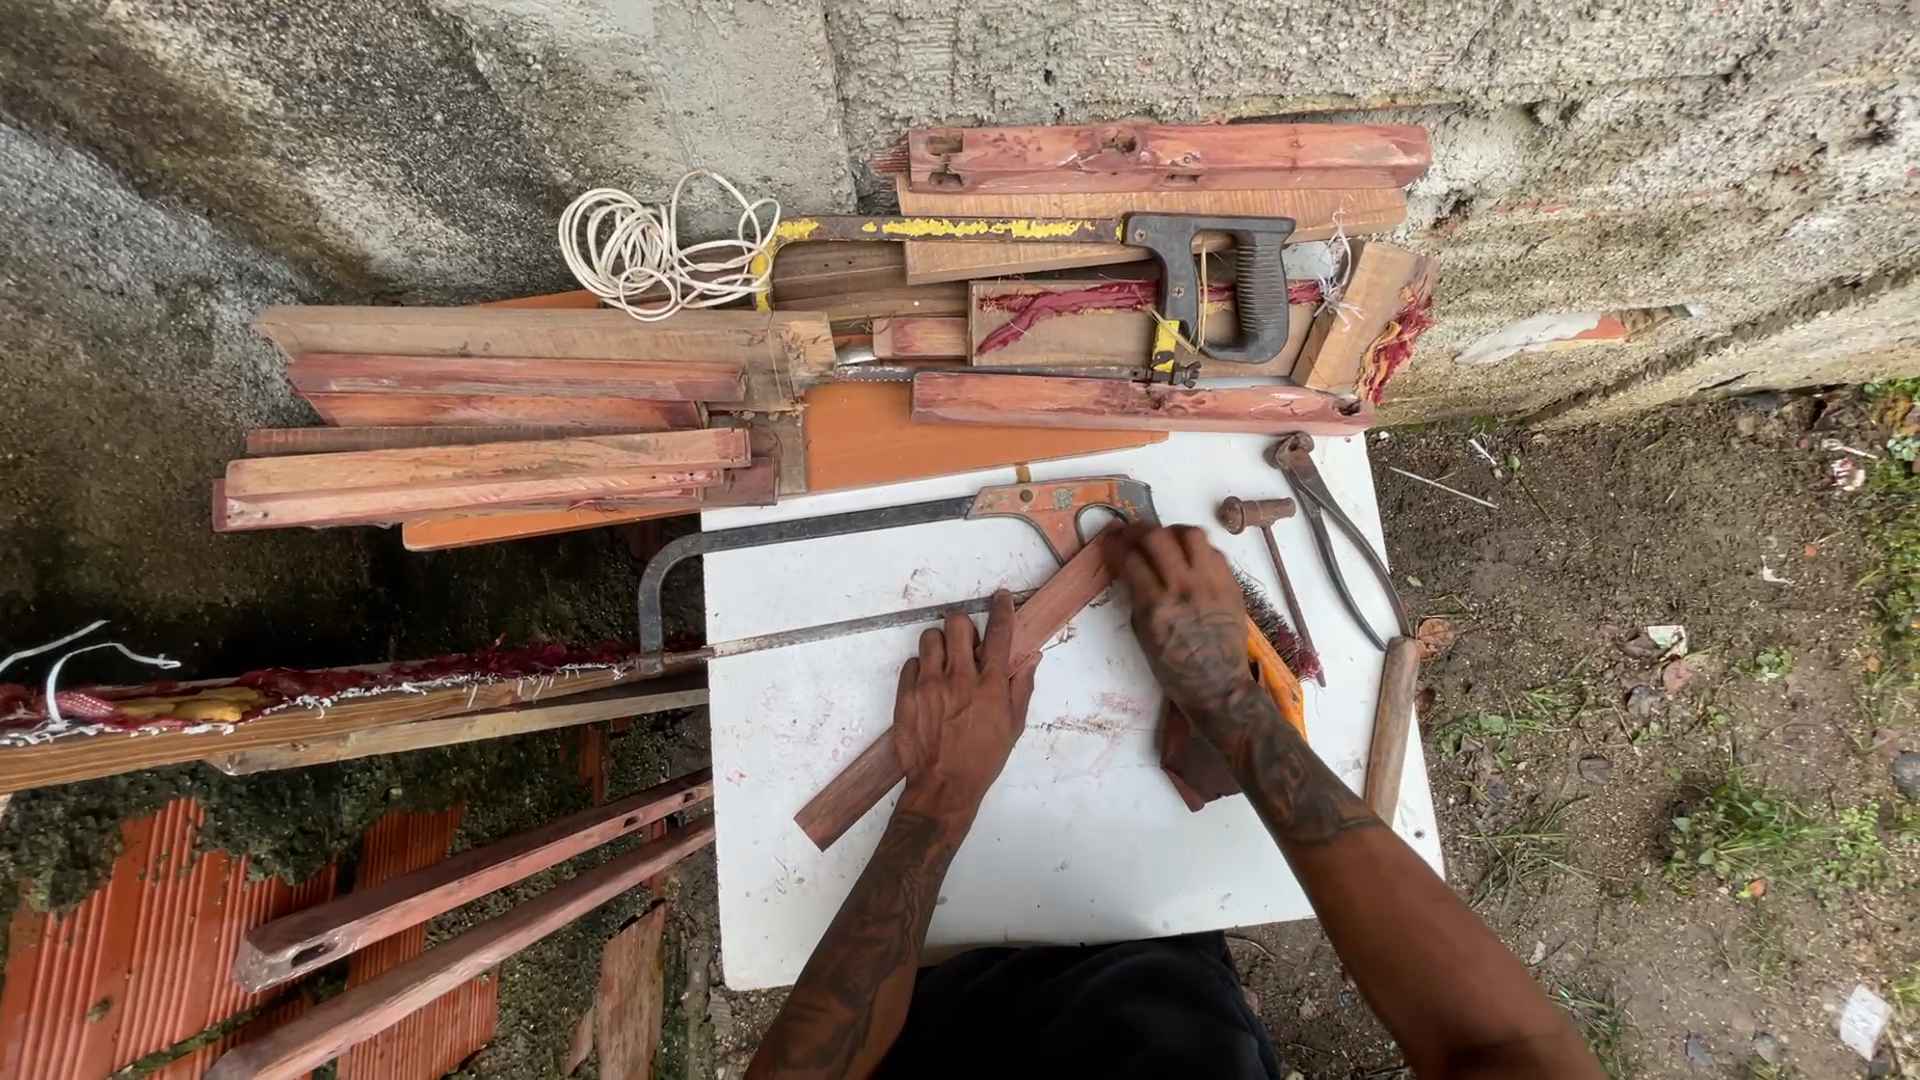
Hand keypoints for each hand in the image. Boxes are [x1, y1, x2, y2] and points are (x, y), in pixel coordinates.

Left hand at [892, 589, 1037, 819]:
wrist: (943, 787)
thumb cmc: (983, 759)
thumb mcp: (1013, 726)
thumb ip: (1022, 687)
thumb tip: (1032, 658)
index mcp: (990, 685)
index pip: (1000, 633)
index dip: (1002, 608)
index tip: (1001, 597)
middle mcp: (959, 678)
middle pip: (957, 623)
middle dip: (964, 627)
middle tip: (966, 643)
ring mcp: (929, 685)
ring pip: (930, 638)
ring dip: (940, 644)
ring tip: (944, 663)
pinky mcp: (906, 695)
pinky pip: (911, 663)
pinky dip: (921, 668)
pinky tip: (929, 685)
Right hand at [1105, 523, 1257, 724]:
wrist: (1219, 685)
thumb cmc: (1174, 668)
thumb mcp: (1143, 635)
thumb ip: (1137, 598)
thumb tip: (1131, 569)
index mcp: (1155, 606)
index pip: (1130, 560)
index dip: (1115, 546)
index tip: (1109, 542)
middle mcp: (1183, 588)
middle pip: (1157, 538)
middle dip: (1137, 530)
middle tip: (1130, 534)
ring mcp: (1211, 583)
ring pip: (1190, 534)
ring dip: (1170, 531)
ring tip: (1162, 538)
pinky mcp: (1231, 584)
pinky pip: (1213, 550)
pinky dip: (1195, 548)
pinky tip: (1187, 556)